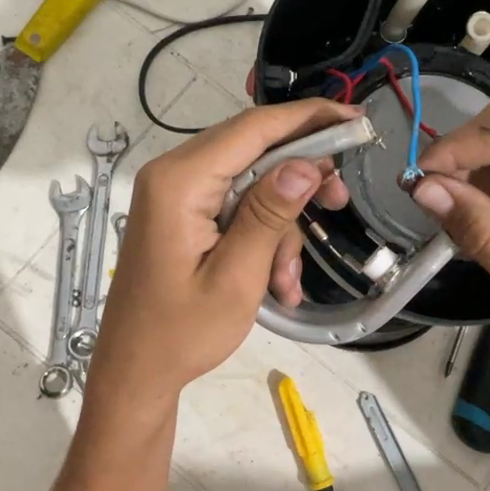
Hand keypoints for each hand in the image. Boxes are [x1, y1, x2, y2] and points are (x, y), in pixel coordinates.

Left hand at [93, 100, 357, 401]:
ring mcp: (175, 193)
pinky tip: (274, 283)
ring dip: (280, 227)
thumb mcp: (236, 278)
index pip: (252, 128)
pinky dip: (262, 237)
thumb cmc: (181, 333)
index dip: (308, 118)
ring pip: (251, 183)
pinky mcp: (182, 213)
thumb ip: (269, 215)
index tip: (355, 118)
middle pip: (254, 149)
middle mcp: (173, 174)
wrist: (134, 372)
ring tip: (287, 282)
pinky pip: (235, 206)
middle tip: (338, 202)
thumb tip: (306, 163)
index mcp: (179, 182)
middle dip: (300, 178)